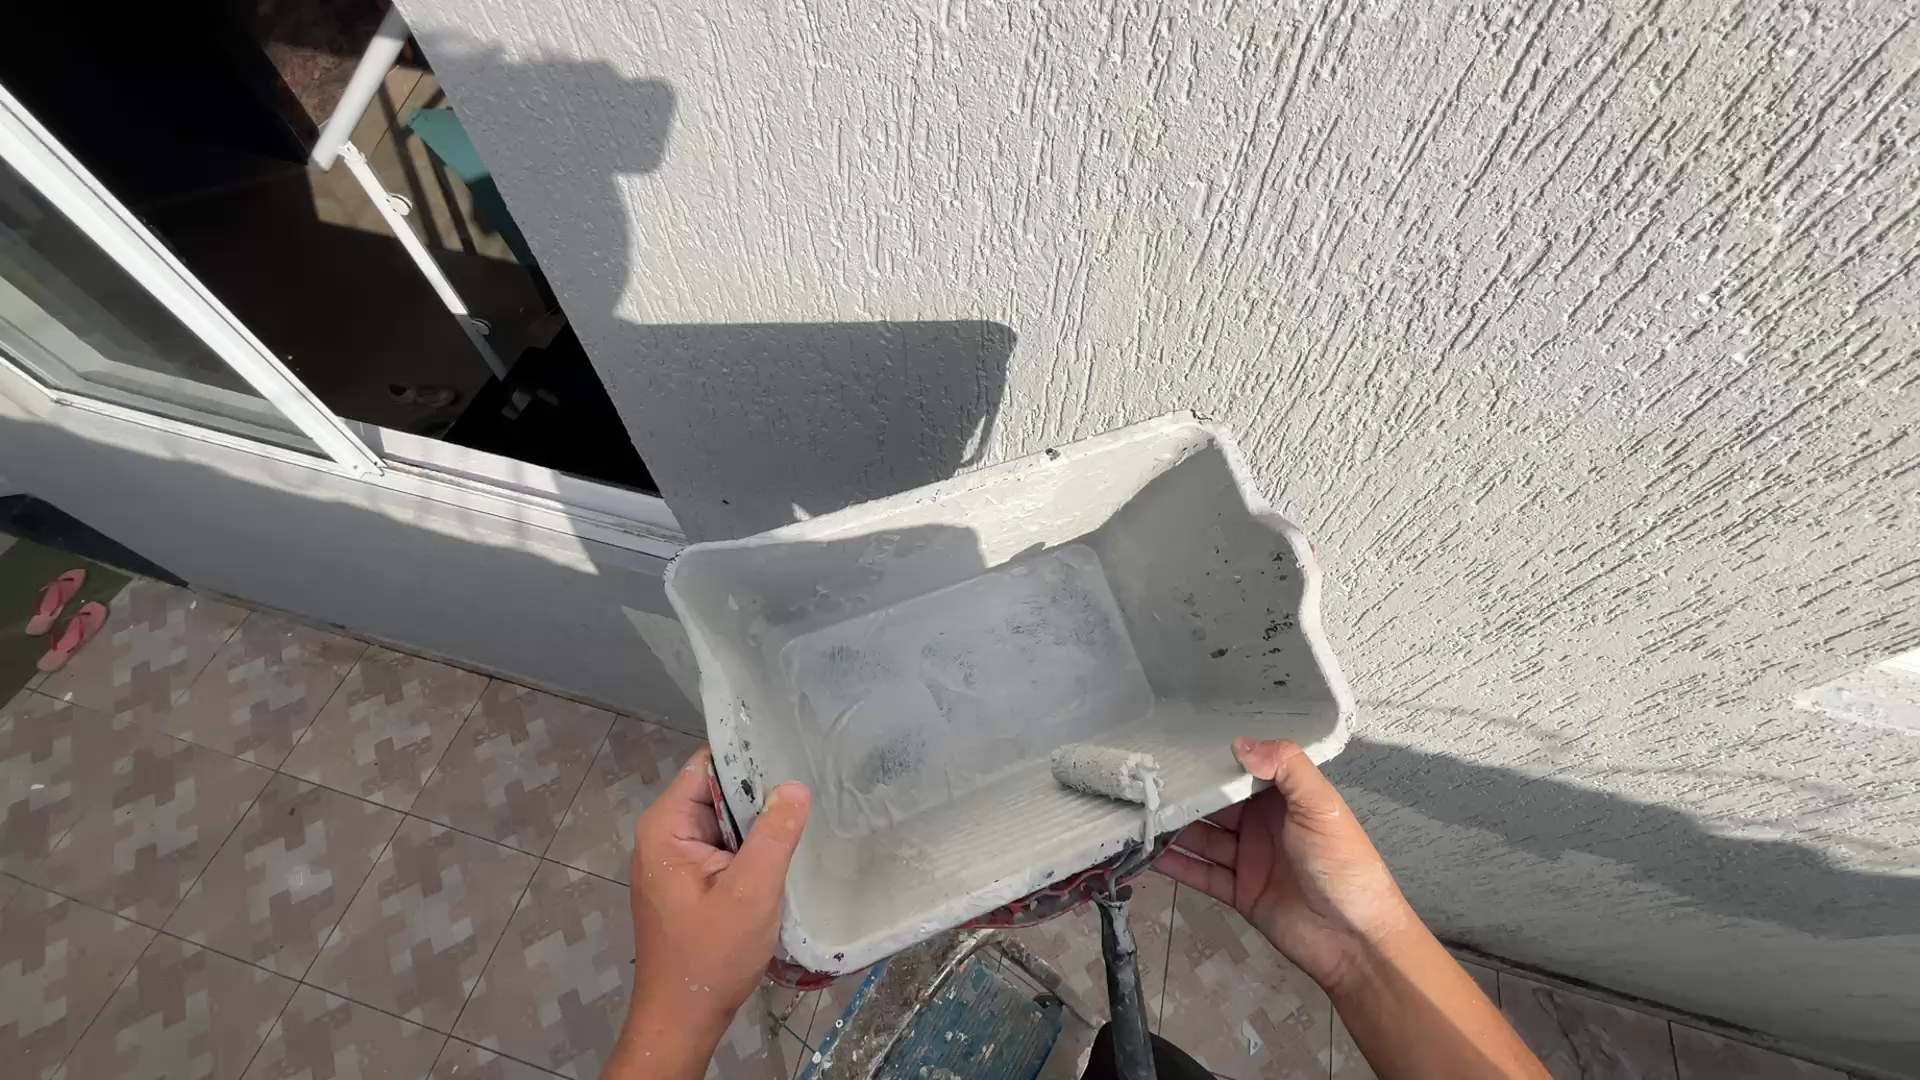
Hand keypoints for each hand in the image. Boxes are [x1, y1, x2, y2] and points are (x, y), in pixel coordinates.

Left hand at [612, 747, 809, 1077]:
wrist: (684, 1021)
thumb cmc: (710, 957)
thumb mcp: (751, 892)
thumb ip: (774, 834)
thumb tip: (795, 784)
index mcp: (666, 826)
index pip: (708, 765)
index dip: (748, 755)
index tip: (791, 752)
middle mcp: (666, 833)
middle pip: (719, 788)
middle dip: (760, 789)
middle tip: (809, 781)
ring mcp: (678, 856)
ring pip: (727, 815)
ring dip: (760, 818)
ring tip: (805, 810)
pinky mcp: (692, 876)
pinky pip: (727, 841)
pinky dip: (753, 842)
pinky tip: (785, 844)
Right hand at [1154, 737, 1412, 993]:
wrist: (1356, 942)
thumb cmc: (1343, 865)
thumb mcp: (1321, 806)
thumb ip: (1286, 767)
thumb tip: (1237, 742)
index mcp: (1282, 799)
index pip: (1239, 771)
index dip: (1211, 760)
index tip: (1173, 744)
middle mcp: (1261, 823)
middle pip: (1214, 804)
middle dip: (1184, 793)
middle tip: (1142, 780)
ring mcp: (1247, 858)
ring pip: (1201, 837)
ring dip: (1173, 827)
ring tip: (1136, 813)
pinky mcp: (1238, 891)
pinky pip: (1200, 873)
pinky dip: (1175, 864)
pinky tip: (1148, 853)